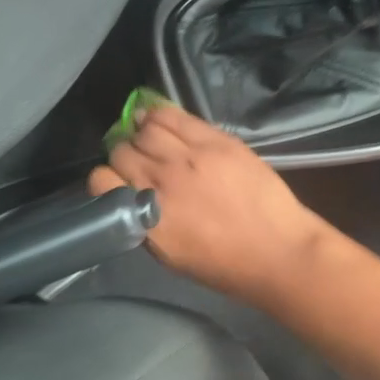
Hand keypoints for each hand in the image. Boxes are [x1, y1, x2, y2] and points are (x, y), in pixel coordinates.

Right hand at [88, 104, 336, 307]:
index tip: (115, 185)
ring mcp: (190, 155)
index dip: (104, 180)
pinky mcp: (216, 140)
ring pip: (146, 128)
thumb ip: (141, 223)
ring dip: (140, 133)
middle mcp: (162, 179)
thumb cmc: (222, 264)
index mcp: (147, 214)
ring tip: (148, 138)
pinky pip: (175, 116)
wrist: (278, 251)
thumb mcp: (167, 255)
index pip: (101, 179)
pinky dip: (160, 115)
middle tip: (136, 163)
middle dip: (122, 156)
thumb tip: (127, 201)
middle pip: (122, 150)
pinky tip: (159, 120)